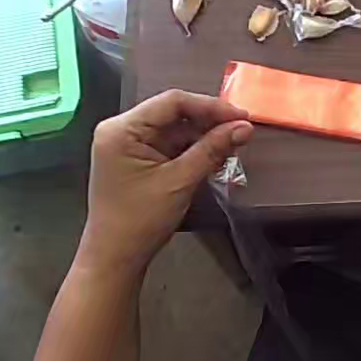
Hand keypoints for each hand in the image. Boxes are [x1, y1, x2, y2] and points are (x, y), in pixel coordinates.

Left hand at [79, 89, 251, 271]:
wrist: (116, 258)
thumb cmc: (140, 220)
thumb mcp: (180, 181)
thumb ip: (212, 150)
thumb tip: (244, 127)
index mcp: (122, 129)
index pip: (172, 102)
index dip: (210, 106)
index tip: (241, 116)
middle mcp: (122, 129)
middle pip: (173, 113)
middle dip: (208, 121)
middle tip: (241, 129)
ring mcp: (129, 144)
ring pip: (174, 129)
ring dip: (203, 136)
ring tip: (233, 144)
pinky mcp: (138, 159)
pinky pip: (170, 144)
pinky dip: (193, 149)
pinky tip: (215, 155)